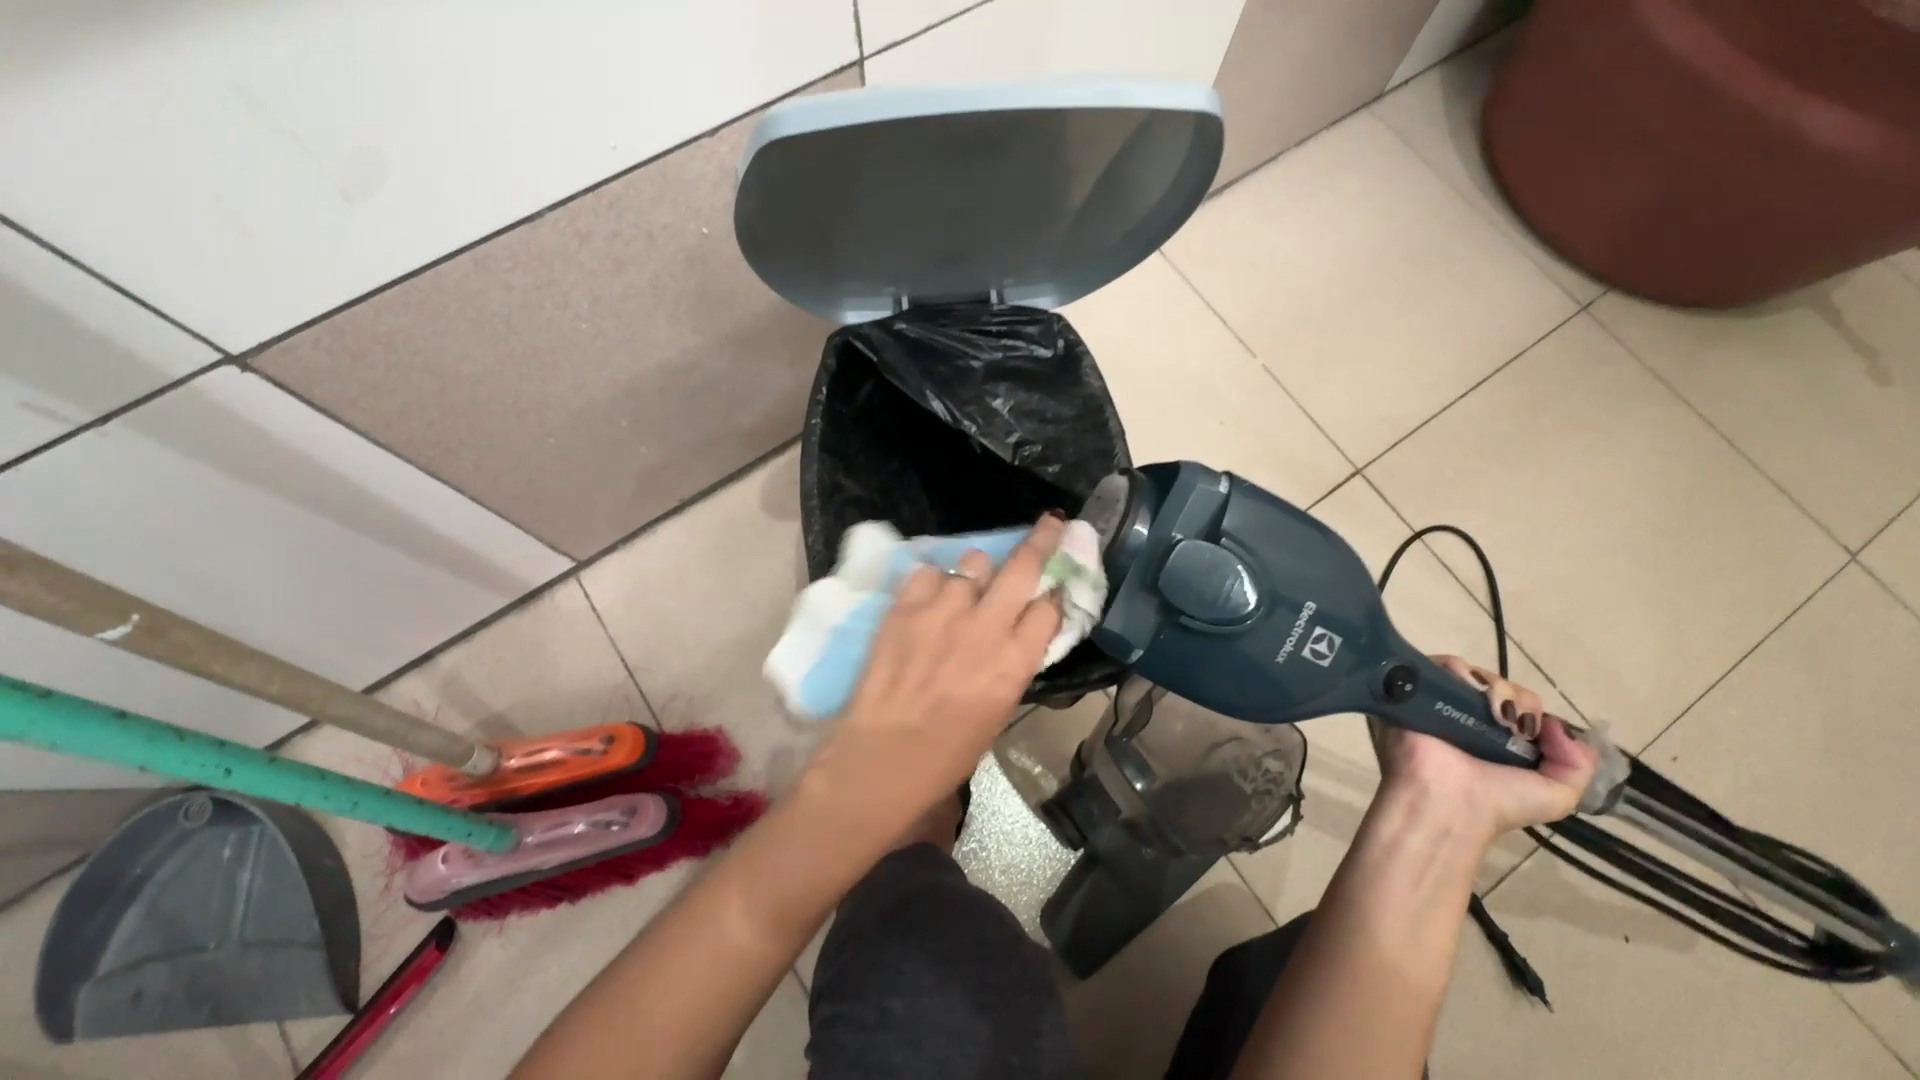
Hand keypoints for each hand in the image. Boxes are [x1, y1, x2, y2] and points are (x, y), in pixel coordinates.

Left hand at [805, 514, 1065, 832]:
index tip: (1055, 586)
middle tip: (1050, 523)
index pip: (1049, 607)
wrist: (883, 757)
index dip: (1055, 594)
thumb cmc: (948, 753)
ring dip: (978, 571)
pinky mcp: (904, 607)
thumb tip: (1018, 633)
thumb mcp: (999, 711)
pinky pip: (928, 573)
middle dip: (1042, 540)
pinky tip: (930, 597)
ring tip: (970, 583)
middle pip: (1022, 568)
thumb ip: (1012, 664)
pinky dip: (934, 581)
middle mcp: (984, 627)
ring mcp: (942, 612)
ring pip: (973, 563)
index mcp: (1014, 662)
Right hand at [1375, 655, 1599, 847]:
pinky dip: (1458, 670)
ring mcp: (1441, 703)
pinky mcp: (1416, 691)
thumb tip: (1555, 723)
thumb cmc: (1497, 802)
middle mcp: (1467, 719)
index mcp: (1495, 739)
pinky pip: (1439, 666)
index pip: (1516, 704)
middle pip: (1497, 685)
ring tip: (1492, 711)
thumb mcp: (1557, 796)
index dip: (1530, 709)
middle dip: (1514, 697)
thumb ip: (1578, 764)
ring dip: (1491, 685)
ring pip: (1471, 673)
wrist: (1448, 803)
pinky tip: (1470, 693)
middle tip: (1511, 722)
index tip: (1532, 730)